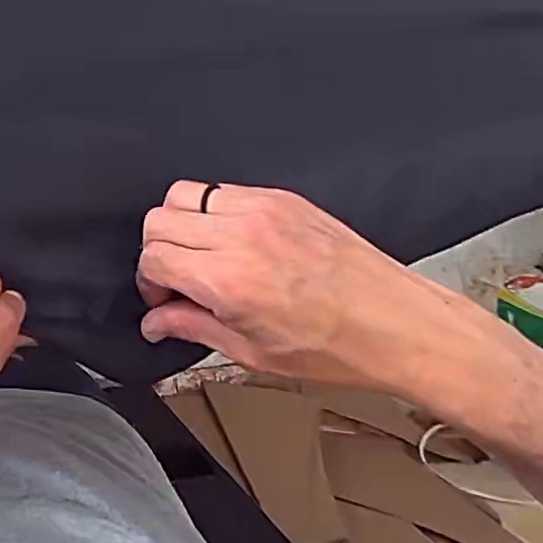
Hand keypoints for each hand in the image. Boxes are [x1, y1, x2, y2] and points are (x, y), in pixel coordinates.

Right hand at [137, 182, 484, 394]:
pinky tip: (234, 241)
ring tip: (204, 255)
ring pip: (185, 193)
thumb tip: (157, 320)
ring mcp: (262, 208)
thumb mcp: (253, 352)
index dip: (149, 281)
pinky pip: (224, 189)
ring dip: (182, 224)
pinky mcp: (281, 196)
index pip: (155, 257)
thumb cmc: (336, 344)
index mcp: (231, 280)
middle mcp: (242, 235)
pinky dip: (215, 211)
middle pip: (160, 218)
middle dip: (157, 250)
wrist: (392, 320)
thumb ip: (193, 327)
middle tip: (177, 277)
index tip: (163, 296)